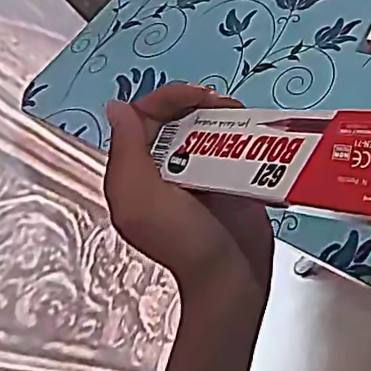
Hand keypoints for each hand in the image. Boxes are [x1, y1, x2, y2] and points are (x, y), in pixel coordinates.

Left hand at [106, 83, 272, 306]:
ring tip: (240, 114)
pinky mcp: (231, 173)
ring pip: (208, 123)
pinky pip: (233, 140)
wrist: (230, 273)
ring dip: (224, 111)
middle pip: (179, 113)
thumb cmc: (182, 240)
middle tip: (223, 103)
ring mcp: (201, 168)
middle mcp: (167, 163)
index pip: (147, 114)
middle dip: (199, 100)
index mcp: (138, 168)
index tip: (198, 96)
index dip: (168, 96)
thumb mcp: (139, 198)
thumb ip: (126, 151)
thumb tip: (117, 106)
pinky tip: (252, 129)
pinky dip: (242, 129)